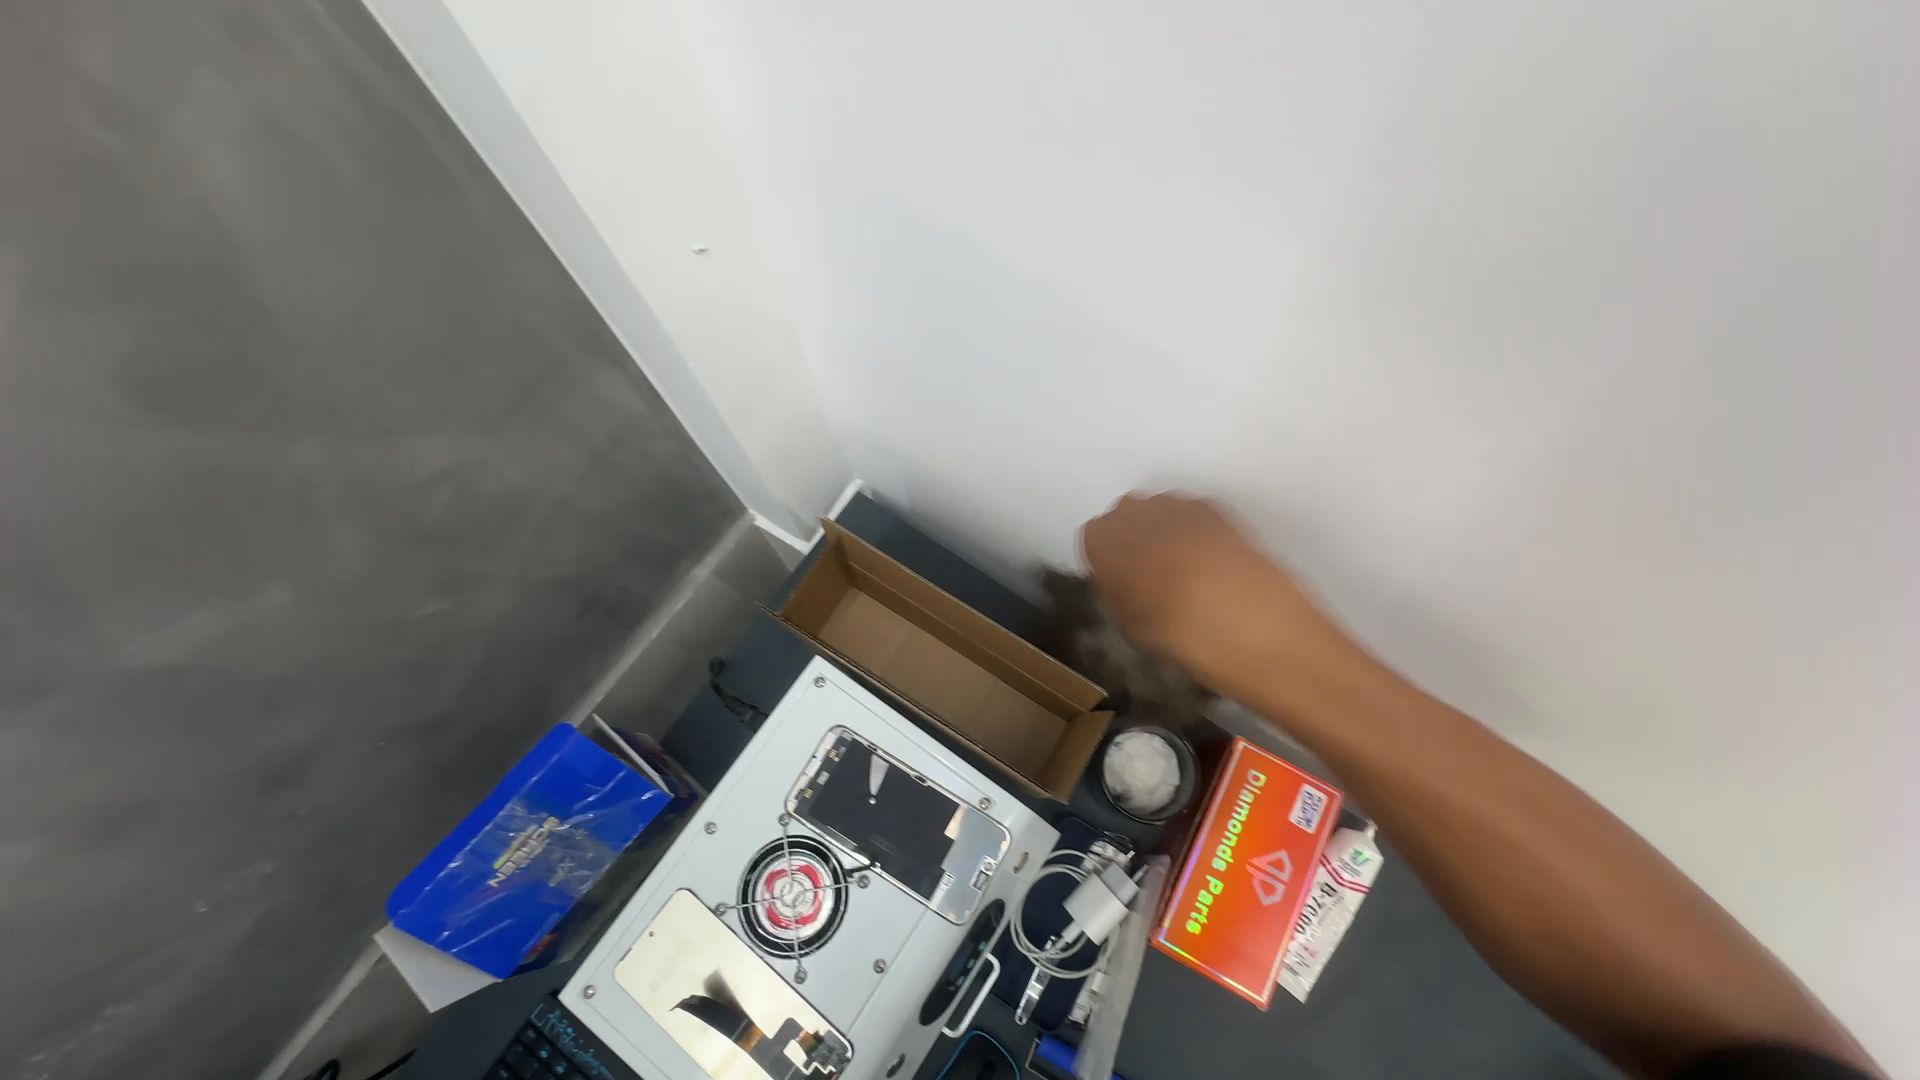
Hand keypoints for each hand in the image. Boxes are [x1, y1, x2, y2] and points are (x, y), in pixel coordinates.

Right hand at [1079, 492, 1366, 702]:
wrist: (1240, 613)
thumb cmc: (1170, 627)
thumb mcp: (1127, 622)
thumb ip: (1118, 592)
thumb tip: (1128, 583)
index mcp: (1099, 538)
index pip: (1093, 543)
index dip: (1109, 565)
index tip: (1123, 587)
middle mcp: (1132, 509)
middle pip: (1127, 520)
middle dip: (1137, 542)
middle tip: (1155, 580)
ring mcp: (1176, 503)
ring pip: (1162, 515)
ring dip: (1169, 536)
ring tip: (1190, 574)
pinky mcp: (1216, 506)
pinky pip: (1194, 518)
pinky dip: (1200, 536)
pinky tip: (1215, 567)